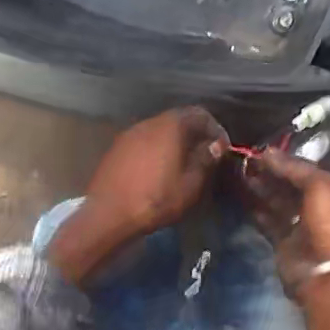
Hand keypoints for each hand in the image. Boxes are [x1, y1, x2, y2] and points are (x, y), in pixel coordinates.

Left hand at [81, 107, 229, 241]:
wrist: (107, 215)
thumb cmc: (155, 199)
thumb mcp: (190, 185)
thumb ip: (205, 160)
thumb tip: (215, 145)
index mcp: (170, 126)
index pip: (200, 114)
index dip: (215, 130)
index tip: (221, 151)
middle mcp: (148, 122)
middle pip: (178, 120)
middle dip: (194, 135)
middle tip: (204, 158)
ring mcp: (129, 134)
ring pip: (159, 131)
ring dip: (174, 143)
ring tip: (182, 166)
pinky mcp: (116, 149)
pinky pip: (143, 142)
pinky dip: (156, 150)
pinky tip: (158, 171)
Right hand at [240, 149, 329, 295]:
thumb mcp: (321, 186)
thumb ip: (294, 168)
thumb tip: (267, 152)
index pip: (306, 167)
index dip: (285, 157)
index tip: (259, 148)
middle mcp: (317, 204)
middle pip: (288, 183)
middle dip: (268, 171)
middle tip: (243, 159)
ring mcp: (299, 223)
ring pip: (275, 200)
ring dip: (258, 187)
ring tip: (236, 172)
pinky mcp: (283, 241)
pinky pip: (265, 219)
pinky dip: (253, 207)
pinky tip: (237, 194)